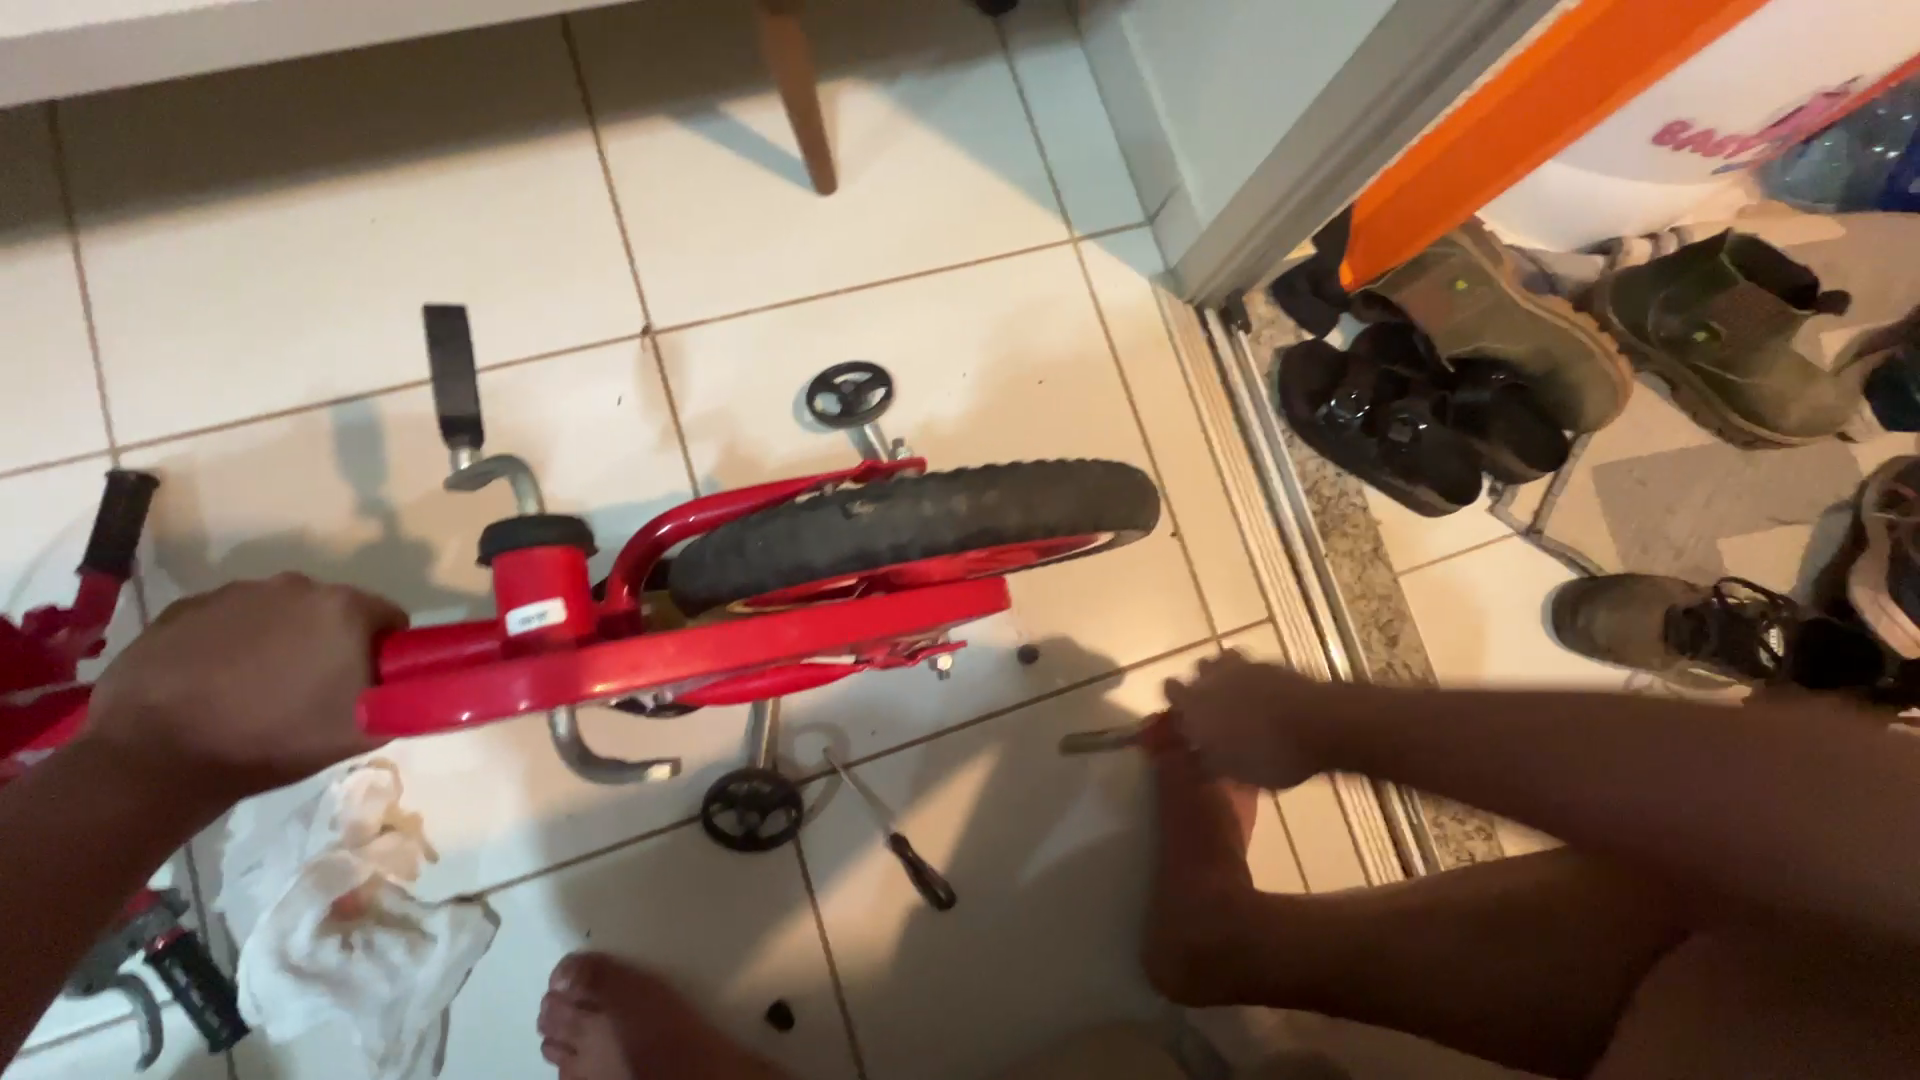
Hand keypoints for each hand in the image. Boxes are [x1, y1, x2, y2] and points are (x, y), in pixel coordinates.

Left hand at [79, 574, 407, 808]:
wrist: (157, 757)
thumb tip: (414, 687)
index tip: (366, 682)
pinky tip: (217, 681)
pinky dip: (231, 642)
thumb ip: (404, 697)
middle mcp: (294, 586)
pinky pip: (227, 619)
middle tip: (314, 687)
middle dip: (332, 639)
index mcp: (345, 607)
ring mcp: (233, 594)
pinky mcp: (181, 610)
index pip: (389, 619)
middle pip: (333, 609)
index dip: (384, 652)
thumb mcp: (367, 730)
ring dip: (281, 638)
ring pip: (279, 611)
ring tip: (259, 686)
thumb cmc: (276, 739)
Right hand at [1161, 650, 1338, 790]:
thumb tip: (1190, 759)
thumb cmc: (1270, 755)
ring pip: (1220, 662)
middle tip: (1212, 710)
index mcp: (1194, 704)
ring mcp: (1241, 666)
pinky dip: (1250, 676)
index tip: (1184, 718)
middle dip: (1200, 686)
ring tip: (1237, 698)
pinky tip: (1263, 695)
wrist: (1319, 724)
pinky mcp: (1268, 663)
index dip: (1176, 703)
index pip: (1169, 690)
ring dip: (1223, 676)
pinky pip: (1249, 665)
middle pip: (1195, 672)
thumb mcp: (1233, 772)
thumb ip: (1206, 762)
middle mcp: (1211, 678)